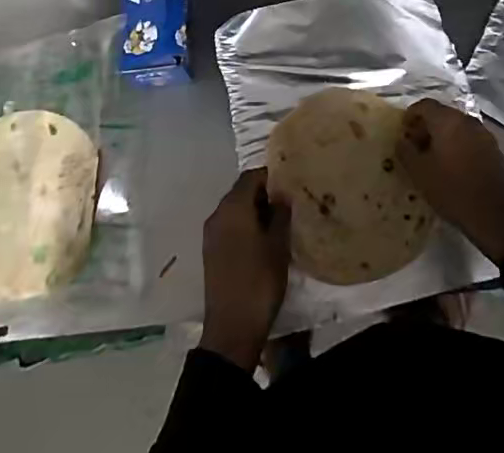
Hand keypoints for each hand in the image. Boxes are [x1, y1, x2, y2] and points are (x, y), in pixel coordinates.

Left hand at [198, 169, 289, 370]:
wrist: (232, 327)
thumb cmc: (259, 280)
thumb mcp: (278, 246)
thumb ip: (280, 214)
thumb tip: (282, 194)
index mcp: (233, 207)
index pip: (251, 176)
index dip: (272, 176)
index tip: (292, 182)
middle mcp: (217, 214)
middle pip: (241, 191)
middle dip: (264, 194)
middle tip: (290, 204)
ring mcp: (211, 233)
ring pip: (235, 210)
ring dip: (255, 211)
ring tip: (280, 223)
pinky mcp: (211, 251)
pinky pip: (230, 226)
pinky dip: (245, 226)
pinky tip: (263, 241)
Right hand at [397, 100, 503, 264]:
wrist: (493, 217)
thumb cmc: (451, 190)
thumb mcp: (418, 172)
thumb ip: (405, 150)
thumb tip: (402, 140)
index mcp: (448, 121)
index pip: (424, 105)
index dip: (410, 115)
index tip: (403, 131)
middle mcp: (468, 121)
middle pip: (442, 114)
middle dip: (427, 125)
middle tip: (416, 144)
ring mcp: (485, 135)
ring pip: (458, 126)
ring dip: (444, 135)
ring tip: (434, 156)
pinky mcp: (495, 150)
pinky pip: (471, 139)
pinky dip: (459, 144)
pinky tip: (454, 165)